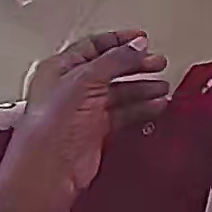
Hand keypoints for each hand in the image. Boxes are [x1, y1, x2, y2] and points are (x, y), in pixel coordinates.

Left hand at [0, 31, 169, 211]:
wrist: (49, 173)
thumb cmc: (53, 126)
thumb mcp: (85, 81)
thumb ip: (115, 59)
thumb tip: (138, 44)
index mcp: (61, 68)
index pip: (94, 45)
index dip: (119, 40)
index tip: (143, 39)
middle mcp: (71, 87)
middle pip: (110, 68)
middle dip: (136, 65)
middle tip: (158, 63)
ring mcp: (84, 110)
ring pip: (120, 92)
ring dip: (143, 88)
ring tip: (162, 86)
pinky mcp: (95, 131)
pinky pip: (123, 114)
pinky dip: (141, 108)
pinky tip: (156, 106)